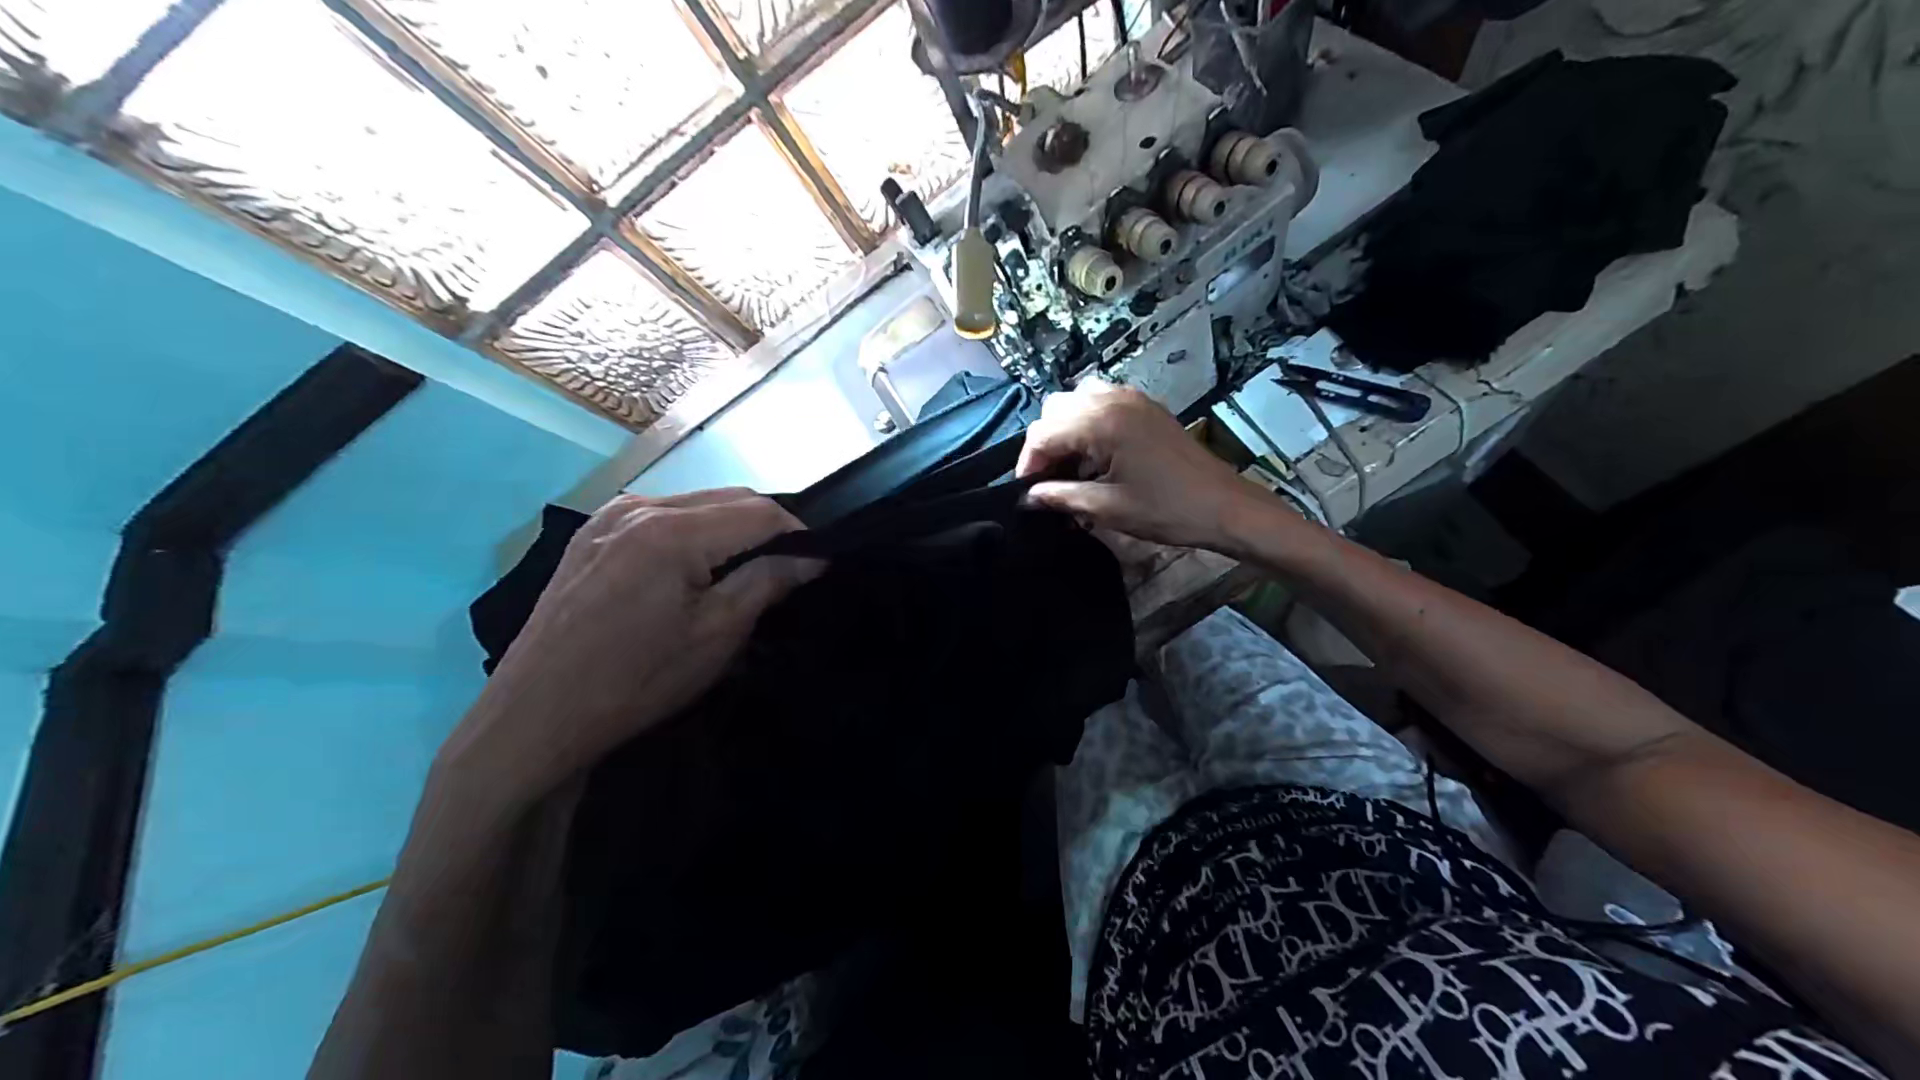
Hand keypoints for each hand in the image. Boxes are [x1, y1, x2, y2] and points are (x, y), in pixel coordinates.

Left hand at [438, 489, 819, 810]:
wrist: (534, 717)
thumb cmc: (634, 682)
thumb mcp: (714, 637)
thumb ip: (767, 583)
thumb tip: (813, 558)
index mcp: (671, 531)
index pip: (760, 511)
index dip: (798, 534)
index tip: (816, 565)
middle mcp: (639, 506)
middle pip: (729, 497)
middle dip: (767, 527)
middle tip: (787, 569)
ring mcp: (609, 514)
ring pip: (697, 502)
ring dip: (731, 528)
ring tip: (745, 571)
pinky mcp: (592, 531)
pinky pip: (662, 515)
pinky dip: (694, 531)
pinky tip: (696, 567)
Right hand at [1017, 381, 1304, 554]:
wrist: (1224, 506)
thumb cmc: (1166, 509)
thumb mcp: (1107, 508)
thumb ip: (1061, 496)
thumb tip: (1030, 496)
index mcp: (1101, 423)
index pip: (1043, 433)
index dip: (1028, 463)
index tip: (1029, 492)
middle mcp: (1112, 400)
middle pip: (1055, 409)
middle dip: (1045, 443)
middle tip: (1049, 480)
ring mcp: (1131, 399)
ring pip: (1077, 400)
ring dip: (1066, 429)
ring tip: (1072, 465)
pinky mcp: (1145, 407)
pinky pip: (1102, 401)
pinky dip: (1088, 421)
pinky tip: (1095, 453)